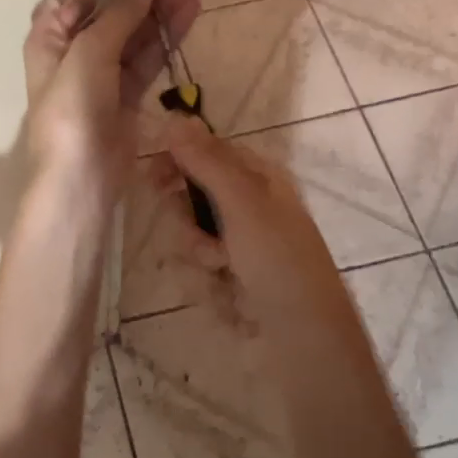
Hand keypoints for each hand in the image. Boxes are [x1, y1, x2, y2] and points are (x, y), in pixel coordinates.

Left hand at [22, 0, 200, 192]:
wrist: (81, 178)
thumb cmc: (72, 109)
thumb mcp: (89, 52)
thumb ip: (119, 14)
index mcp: (49, 39)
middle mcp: (73, 53)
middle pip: (113, 11)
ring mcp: (103, 75)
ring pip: (136, 33)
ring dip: (163, 7)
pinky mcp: (128, 96)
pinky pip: (149, 57)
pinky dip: (168, 35)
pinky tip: (190, 11)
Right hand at [160, 113, 338, 321]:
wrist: (305, 340)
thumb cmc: (278, 262)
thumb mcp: (242, 204)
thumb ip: (206, 161)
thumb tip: (174, 117)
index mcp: (259, 179)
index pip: (205, 153)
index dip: (176, 163)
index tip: (152, 179)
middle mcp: (249, 208)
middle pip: (191, 197)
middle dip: (188, 223)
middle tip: (201, 239)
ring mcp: (240, 248)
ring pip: (189, 237)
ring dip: (198, 257)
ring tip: (222, 274)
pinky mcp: (232, 281)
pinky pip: (198, 271)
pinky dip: (209, 285)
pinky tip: (228, 298)